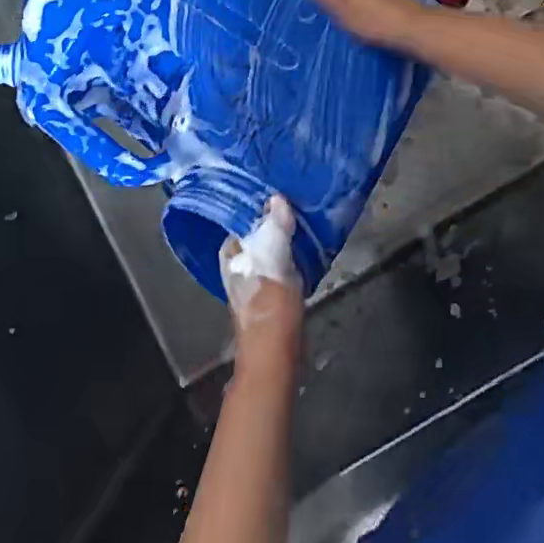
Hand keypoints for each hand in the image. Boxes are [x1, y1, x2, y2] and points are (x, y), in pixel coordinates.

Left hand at [219, 195, 303, 381]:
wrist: (277, 355)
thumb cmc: (269, 305)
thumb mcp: (273, 259)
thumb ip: (275, 228)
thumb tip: (277, 198)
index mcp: (230, 252)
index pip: (243, 217)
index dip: (261, 204)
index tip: (282, 188)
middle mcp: (239, 263)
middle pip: (259, 232)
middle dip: (277, 218)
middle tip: (300, 197)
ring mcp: (257, 277)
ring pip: (273, 246)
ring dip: (288, 234)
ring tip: (309, 214)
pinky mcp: (274, 290)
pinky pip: (285, 261)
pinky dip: (296, 252)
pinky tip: (312, 244)